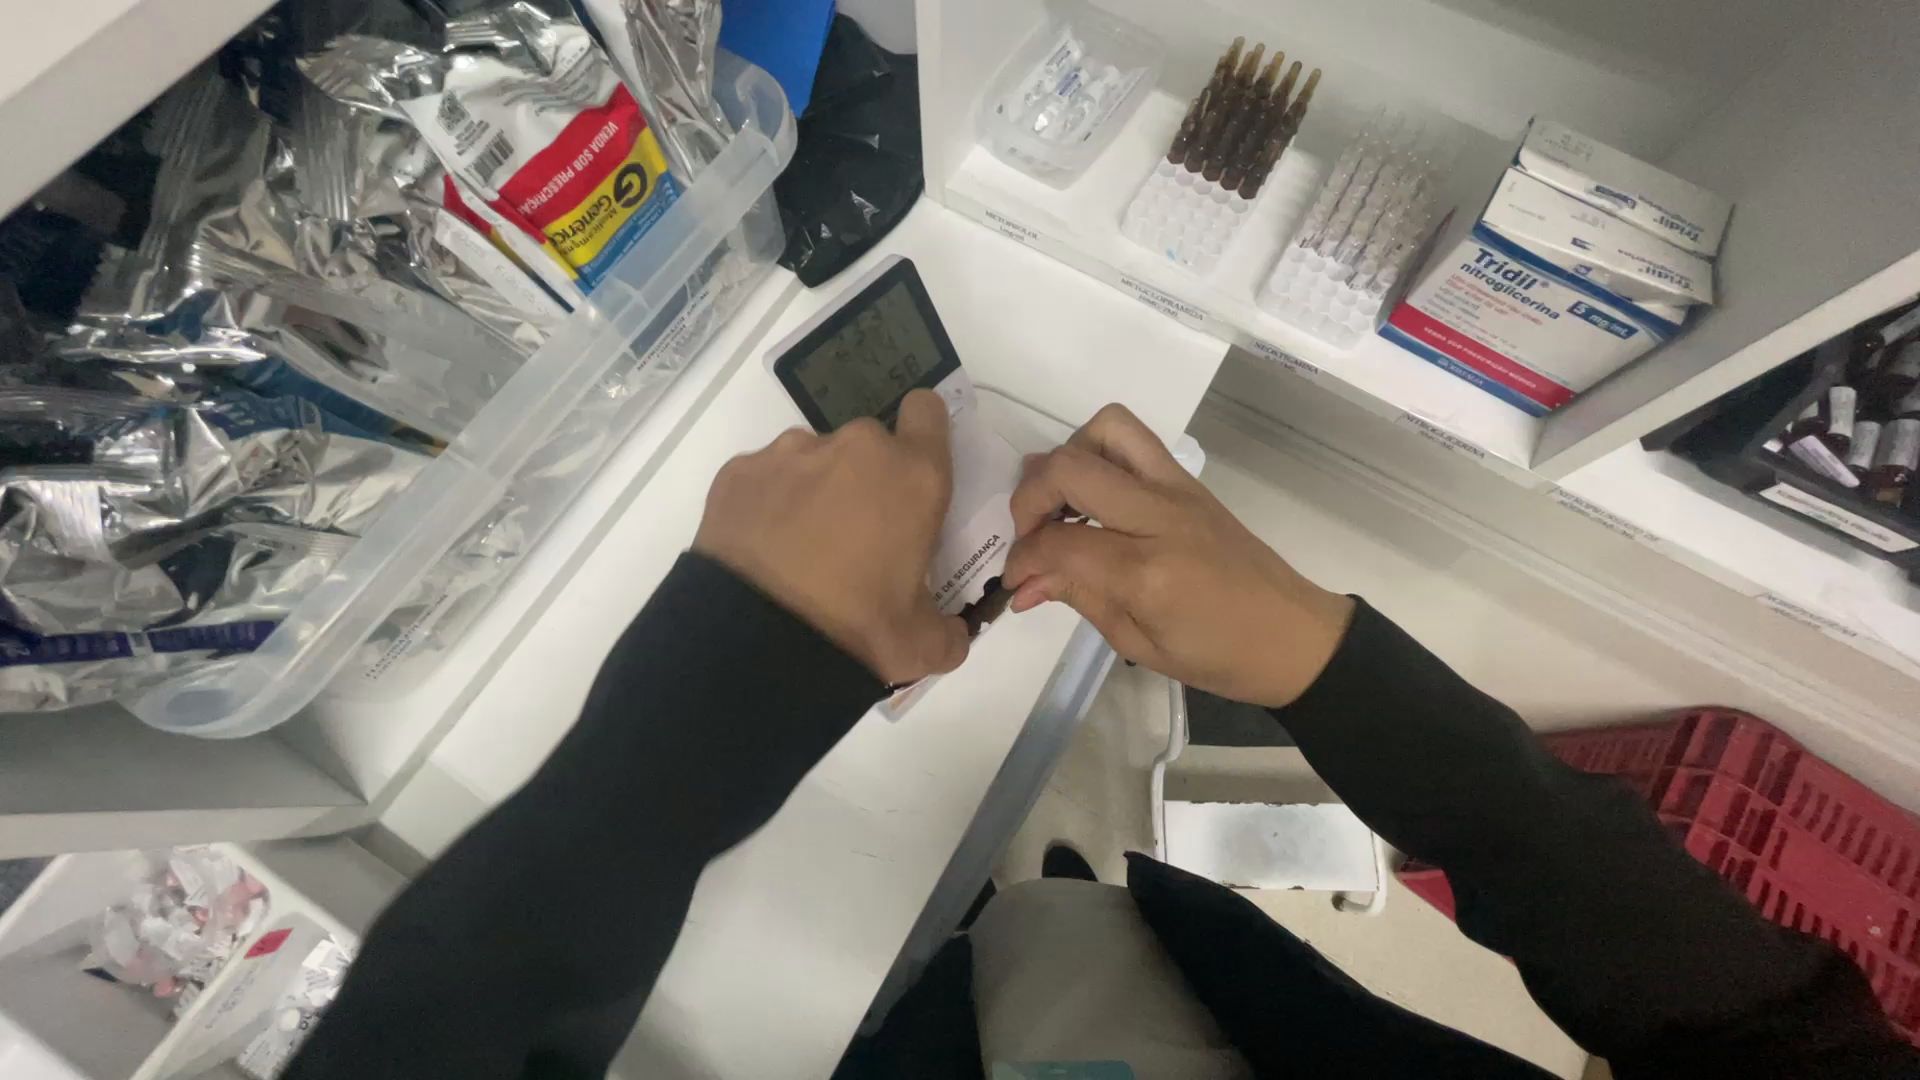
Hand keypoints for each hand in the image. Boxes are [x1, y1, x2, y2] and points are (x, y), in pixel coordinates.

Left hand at [694, 390, 968, 685]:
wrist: (759, 647)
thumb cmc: (858, 632)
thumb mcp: (924, 644)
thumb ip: (951, 629)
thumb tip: (952, 632)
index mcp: (913, 476)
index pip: (927, 411)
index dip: (922, 435)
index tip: (911, 472)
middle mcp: (855, 449)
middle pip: (869, 443)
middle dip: (866, 478)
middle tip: (856, 536)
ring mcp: (792, 453)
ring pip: (815, 457)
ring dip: (817, 488)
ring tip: (801, 547)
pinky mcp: (740, 470)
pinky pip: (766, 476)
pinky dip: (769, 502)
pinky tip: (763, 548)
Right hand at [1003, 404, 1354, 706]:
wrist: (1292, 635)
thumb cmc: (1217, 656)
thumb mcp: (1137, 642)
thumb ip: (1077, 597)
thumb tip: (1023, 583)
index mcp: (1148, 573)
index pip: (1058, 543)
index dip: (1022, 559)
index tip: (1015, 580)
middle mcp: (1161, 516)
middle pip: (1070, 469)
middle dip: (1029, 498)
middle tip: (1031, 534)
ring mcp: (1178, 489)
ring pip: (1107, 428)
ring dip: (1068, 457)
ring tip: (1062, 500)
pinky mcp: (1189, 481)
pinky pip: (1135, 440)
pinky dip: (1099, 452)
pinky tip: (1094, 495)